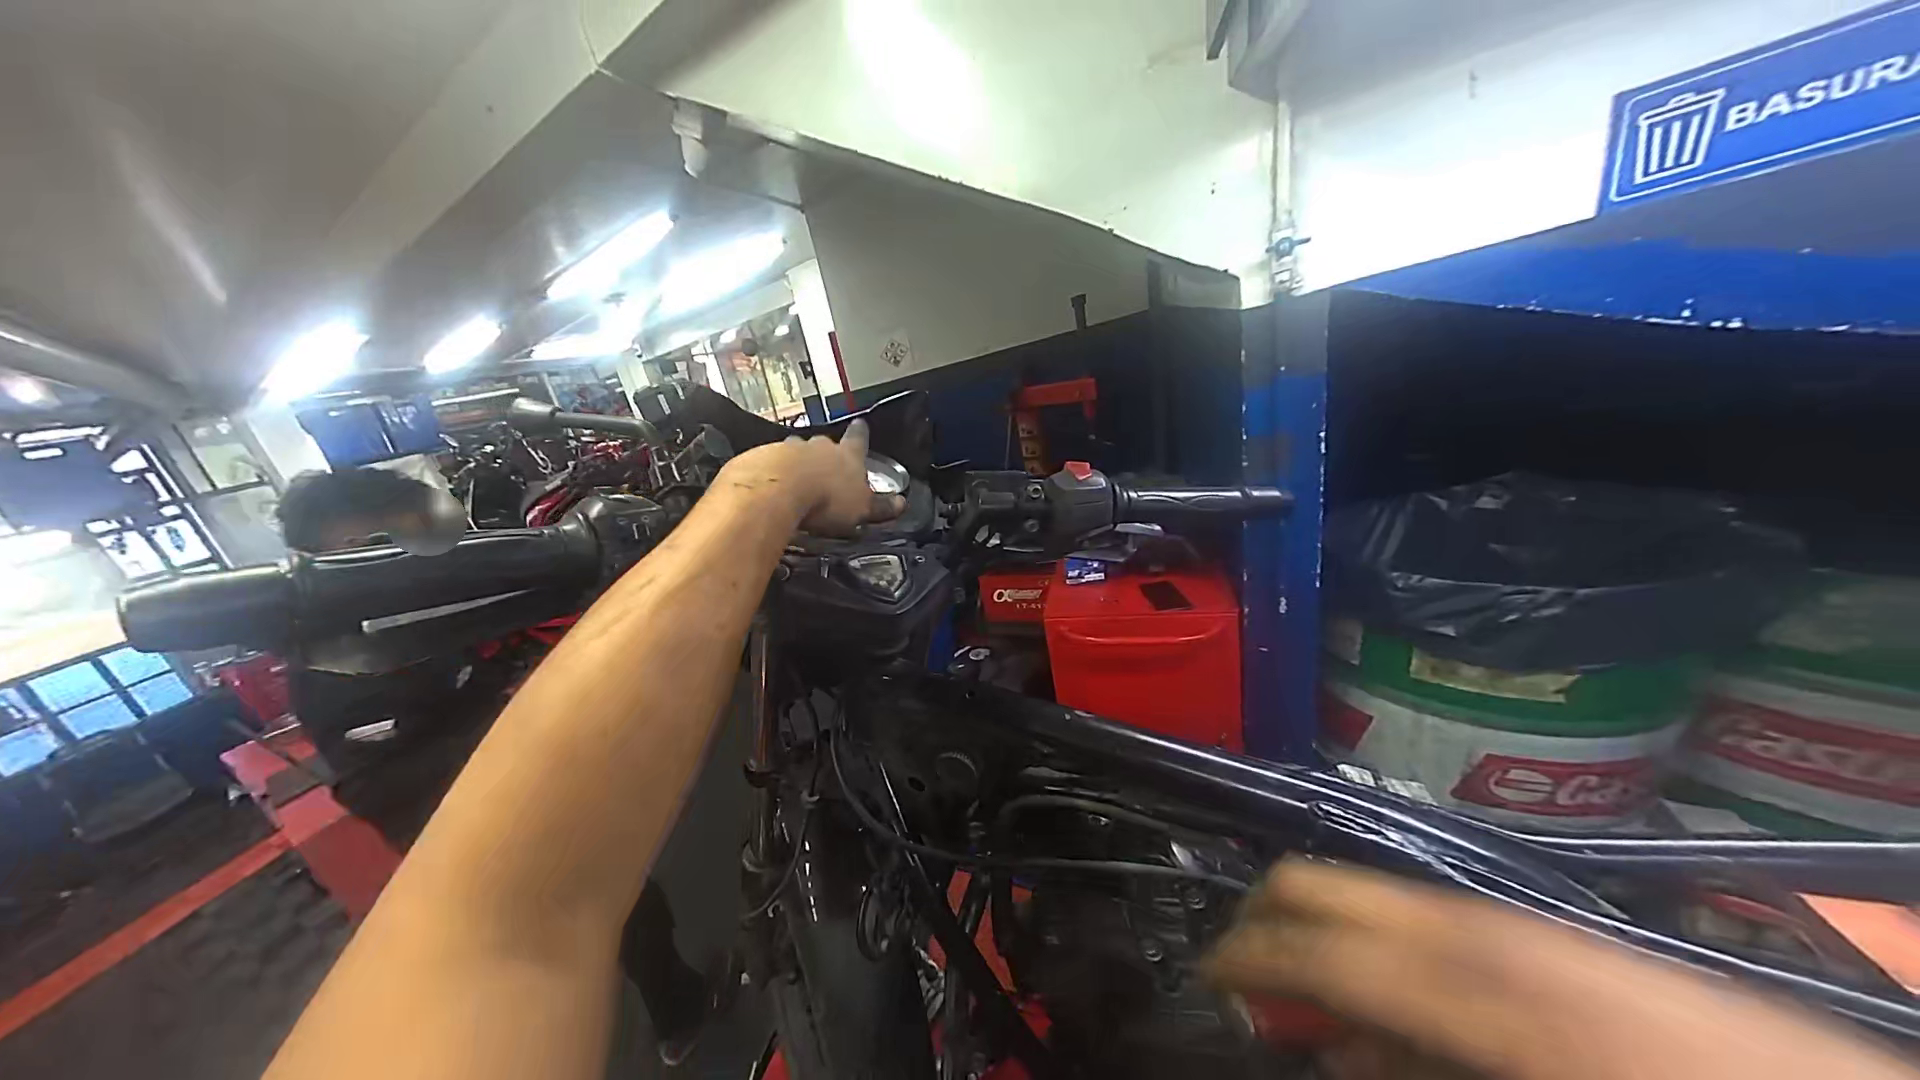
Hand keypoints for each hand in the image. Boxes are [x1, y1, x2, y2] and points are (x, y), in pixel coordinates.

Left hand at [721, 419, 905, 536]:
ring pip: (796, 451)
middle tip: (826, 464)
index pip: (859, 440)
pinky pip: (770, 462)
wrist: (778, 491)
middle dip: (825, 452)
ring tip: (796, 477)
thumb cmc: (827, 499)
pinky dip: (773, 472)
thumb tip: (902, 504)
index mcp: (847, 455)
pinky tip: (772, 487)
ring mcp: (788, 449)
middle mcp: (819, 446)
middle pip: (825, 444)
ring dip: (797, 461)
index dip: (861, 434)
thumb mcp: (862, 509)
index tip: (861, 424)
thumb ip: (881, 506)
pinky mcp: (762, 459)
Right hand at [1204, 859, 1916, 1079]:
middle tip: (1238, 978)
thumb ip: (1405, 1066)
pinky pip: (1421, 927)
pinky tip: (1392, 1024)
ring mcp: (1509, 921)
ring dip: (1318, 944)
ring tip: (1311, 1014)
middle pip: (1320, 886)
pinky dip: (1377, 959)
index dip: (1246, 955)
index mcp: (1477, 981)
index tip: (1204, 980)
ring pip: (1364, 899)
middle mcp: (1477, 926)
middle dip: (1262, 923)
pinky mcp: (1538, 934)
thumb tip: (1332, 1047)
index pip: (1318, 941)